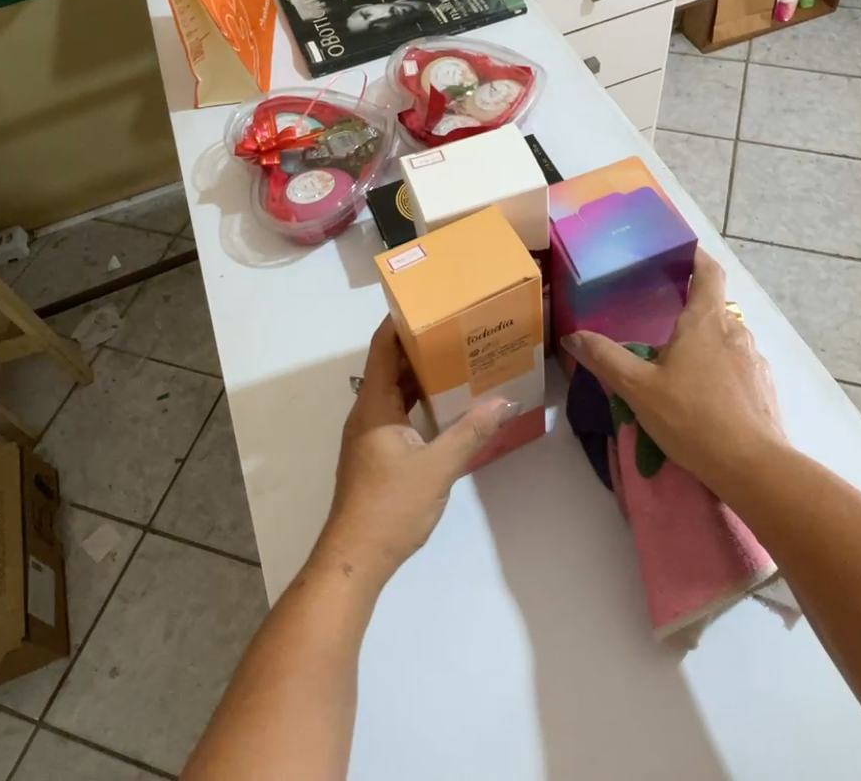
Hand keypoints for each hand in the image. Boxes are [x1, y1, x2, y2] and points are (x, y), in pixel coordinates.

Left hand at [316, 318, 511, 583]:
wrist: (355, 557)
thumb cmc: (390, 507)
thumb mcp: (438, 467)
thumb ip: (471, 432)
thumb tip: (505, 402)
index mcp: (374, 406)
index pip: (383, 349)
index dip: (400, 321)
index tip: (429, 301)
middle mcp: (367, 413)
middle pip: (390, 367)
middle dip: (420, 345)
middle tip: (456, 328)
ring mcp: (370, 435)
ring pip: (396, 393)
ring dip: (422, 376)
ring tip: (458, 359)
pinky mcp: (377, 454)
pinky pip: (400, 414)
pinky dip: (421, 403)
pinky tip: (449, 407)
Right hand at [564, 248, 786, 487]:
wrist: (751, 466)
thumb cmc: (691, 418)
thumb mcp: (638, 389)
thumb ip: (605, 359)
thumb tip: (573, 335)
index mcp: (705, 321)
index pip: (708, 272)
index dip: (695, 257)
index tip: (681, 250)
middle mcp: (734, 331)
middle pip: (714, 307)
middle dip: (690, 309)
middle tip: (660, 320)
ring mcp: (753, 360)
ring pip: (725, 339)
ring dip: (704, 343)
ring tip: (678, 363)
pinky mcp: (762, 387)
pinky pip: (737, 366)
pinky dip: (719, 369)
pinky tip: (702, 395)